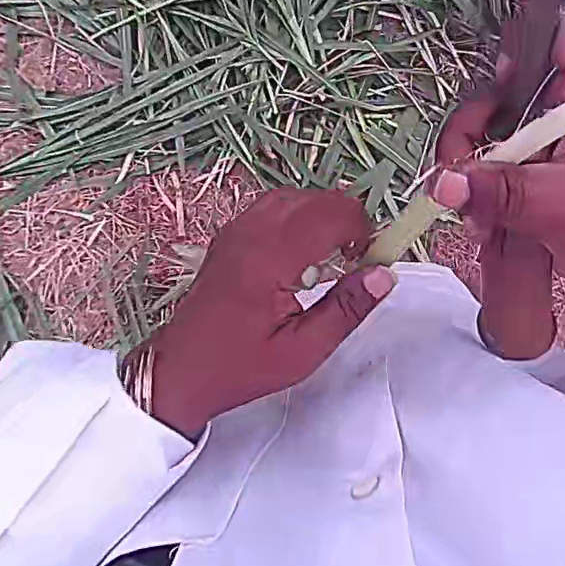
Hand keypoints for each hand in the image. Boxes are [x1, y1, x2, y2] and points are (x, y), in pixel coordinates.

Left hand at [146, 189, 396, 436]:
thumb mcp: (301, 352)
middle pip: (316, 198)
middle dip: (347, 219)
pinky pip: (273, 205)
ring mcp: (237, 229)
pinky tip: (302, 250)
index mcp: (269, 258)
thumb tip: (384, 275)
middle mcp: (251, 232)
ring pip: (295, 196)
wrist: (180, 369)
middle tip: (356, 258)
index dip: (362, 229)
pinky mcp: (230, 233)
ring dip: (323, 215)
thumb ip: (345, 310)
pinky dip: (299, 216)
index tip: (370, 259)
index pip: (330, 214)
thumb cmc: (239, 366)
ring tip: (333, 253)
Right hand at [433, 22, 564, 324]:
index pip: (556, 37)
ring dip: (470, 168)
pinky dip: (476, 187)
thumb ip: (501, 190)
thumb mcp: (559, 205)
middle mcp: (562, 109)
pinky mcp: (528, 168)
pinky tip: (480, 221)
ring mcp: (542, 139)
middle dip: (472, 130)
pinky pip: (487, 163)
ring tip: (476, 213)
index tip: (489, 77)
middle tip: (460, 167)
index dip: (520, 38)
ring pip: (486, 130)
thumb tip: (443, 181)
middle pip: (499, 90)